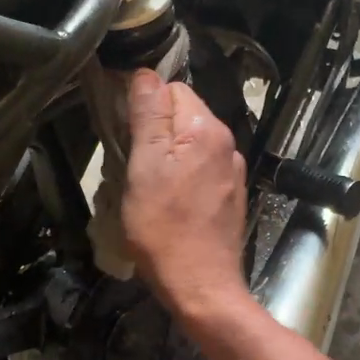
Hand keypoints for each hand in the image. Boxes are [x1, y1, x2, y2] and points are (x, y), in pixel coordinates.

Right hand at [120, 71, 249, 320]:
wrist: (201, 286)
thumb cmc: (164, 229)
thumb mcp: (145, 166)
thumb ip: (148, 115)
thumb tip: (146, 73)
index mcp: (207, 129)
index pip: (171, 89)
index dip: (144, 107)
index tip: (126, 136)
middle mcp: (227, 145)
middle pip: (183, 116)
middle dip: (156, 134)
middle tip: (134, 167)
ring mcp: (233, 173)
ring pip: (191, 146)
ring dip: (168, 159)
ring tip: (149, 188)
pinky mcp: (231, 198)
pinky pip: (201, 172)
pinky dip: (183, 180)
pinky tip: (171, 204)